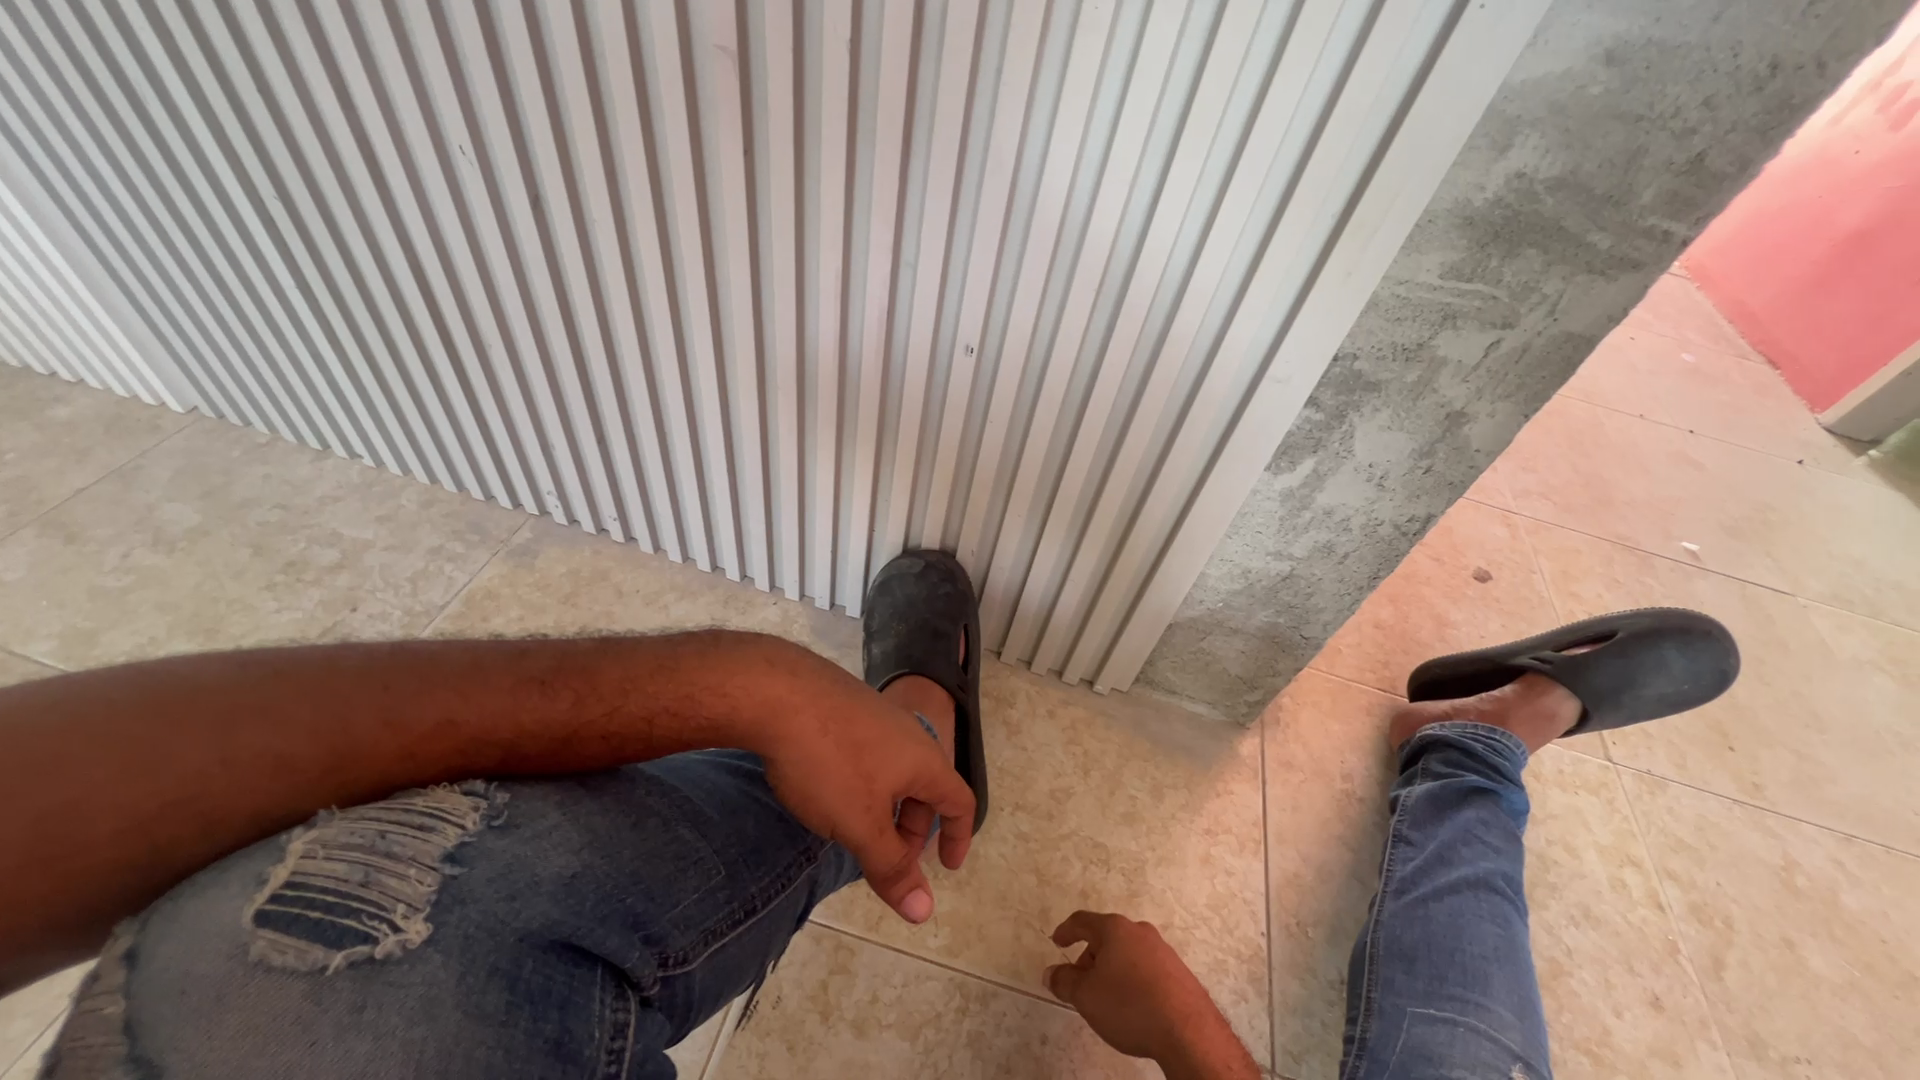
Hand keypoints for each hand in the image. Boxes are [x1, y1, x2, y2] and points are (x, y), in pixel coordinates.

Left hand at [755, 651, 974, 924]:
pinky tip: (825, 787)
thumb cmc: (827, 761)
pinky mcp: (843, 704)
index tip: (946, 867)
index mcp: (924, 760)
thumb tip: (925, 912)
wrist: (775, 691)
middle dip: (910, 830)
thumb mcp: (860, 824)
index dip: (958, 837)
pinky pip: (866, 751)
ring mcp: (875, 713)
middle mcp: (908, 732)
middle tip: (883, 859)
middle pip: (925, 787)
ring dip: (883, 806)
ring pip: (893, 769)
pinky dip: (861, 781)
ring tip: (850, 827)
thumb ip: (891, 868)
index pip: (960, 802)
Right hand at [1045, 912, 1255, 1079]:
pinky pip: (1146, 968)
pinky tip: (1133, 1005)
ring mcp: (1163, 951)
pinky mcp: (1179, 972)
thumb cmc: (1129, 1005)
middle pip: (1107, 937)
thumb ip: (1064, 982)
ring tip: (1106, 998)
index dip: (1066, 931)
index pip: (1082, 921)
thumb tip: (1051, 973)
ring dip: (1112, 969)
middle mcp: (1140, 932)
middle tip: (1080, 983)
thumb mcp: (1086, 996)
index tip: (1056, 942)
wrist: (1187, 1031)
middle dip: (1090, 957)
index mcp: (1115, 929)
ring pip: (1128, 953)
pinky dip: (1133, 979)